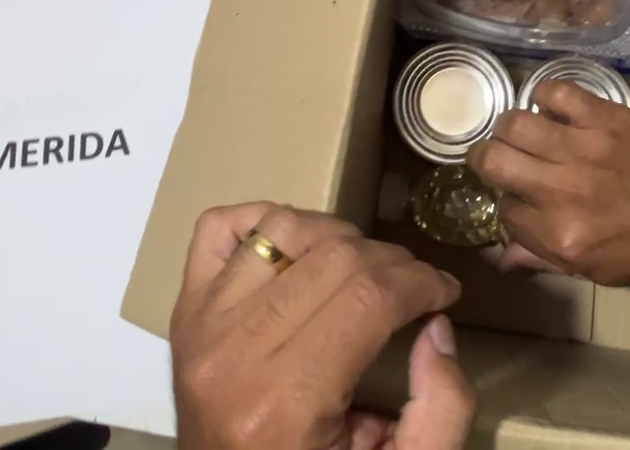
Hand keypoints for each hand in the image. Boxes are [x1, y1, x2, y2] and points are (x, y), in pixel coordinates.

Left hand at [171, 203, 474, 449]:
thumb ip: (441, 408)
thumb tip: (437, 325)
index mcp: (284, 406)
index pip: (368, 298)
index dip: (422, 282)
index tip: (445, 292)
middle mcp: (233, 354)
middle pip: (335, 256)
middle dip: (393, 261)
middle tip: (413, 286)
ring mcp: (200, 324)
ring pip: (285, 227)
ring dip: (336, 235)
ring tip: (360, 270)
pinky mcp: (185, 308)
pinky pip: (221, 227)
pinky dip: (262, 221)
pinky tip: (297, 250)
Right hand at [466, 79, 629, 287]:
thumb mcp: (595, 270)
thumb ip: (543, 258)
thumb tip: (500, 255)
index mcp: (560, 234)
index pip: (505, 212)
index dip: (507, 204)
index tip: (519, 200)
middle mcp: (562, 188)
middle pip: (496, 161)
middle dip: (486, 160)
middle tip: (495, 157)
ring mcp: (582, 147)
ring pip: (516, 123)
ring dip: (509, 128)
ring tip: (520, 132)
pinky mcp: (604, 116)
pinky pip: (556, 92)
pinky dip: (544, 95)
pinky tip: (548, 108)